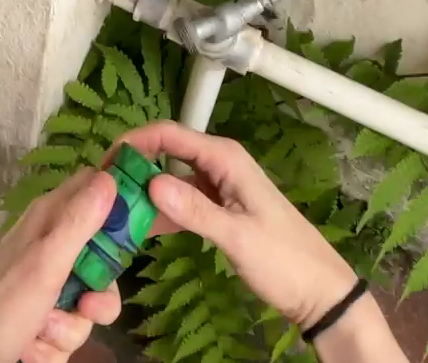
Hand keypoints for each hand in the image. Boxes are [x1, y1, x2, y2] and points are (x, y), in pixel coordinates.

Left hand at [0, 167, 123, 362]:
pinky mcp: (42, 317)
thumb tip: (111, 177)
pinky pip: (71, 329)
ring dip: (71, 327)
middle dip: (98, 294)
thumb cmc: (1, 304)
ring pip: (90, 302)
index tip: (152, 221)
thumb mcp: (45, 261)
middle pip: (103, 260)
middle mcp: (51, 245)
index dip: (124, 201)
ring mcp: (47, 284)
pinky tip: (32, 348)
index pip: (97, 189)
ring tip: (43, 332)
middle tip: (86, 304)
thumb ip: (80, 222)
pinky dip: (55, 344)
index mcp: (51, 218)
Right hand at [112, 121, 357, 328]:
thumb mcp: (238, 237)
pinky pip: (181, 199)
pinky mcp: (217, 206)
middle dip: (135, 166)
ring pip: (170, 176)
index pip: (169, 134)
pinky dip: (161, 210)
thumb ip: (194, 210)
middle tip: (105, 190)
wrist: (322, 293)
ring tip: (115, 210)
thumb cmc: (285, 260)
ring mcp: (217, 185)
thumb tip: (150, 182)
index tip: (106, 163)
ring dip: (145, 190)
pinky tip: (141, 227)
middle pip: (165, 152)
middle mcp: (218, 162)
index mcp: (224, 157)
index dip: (135, 142)